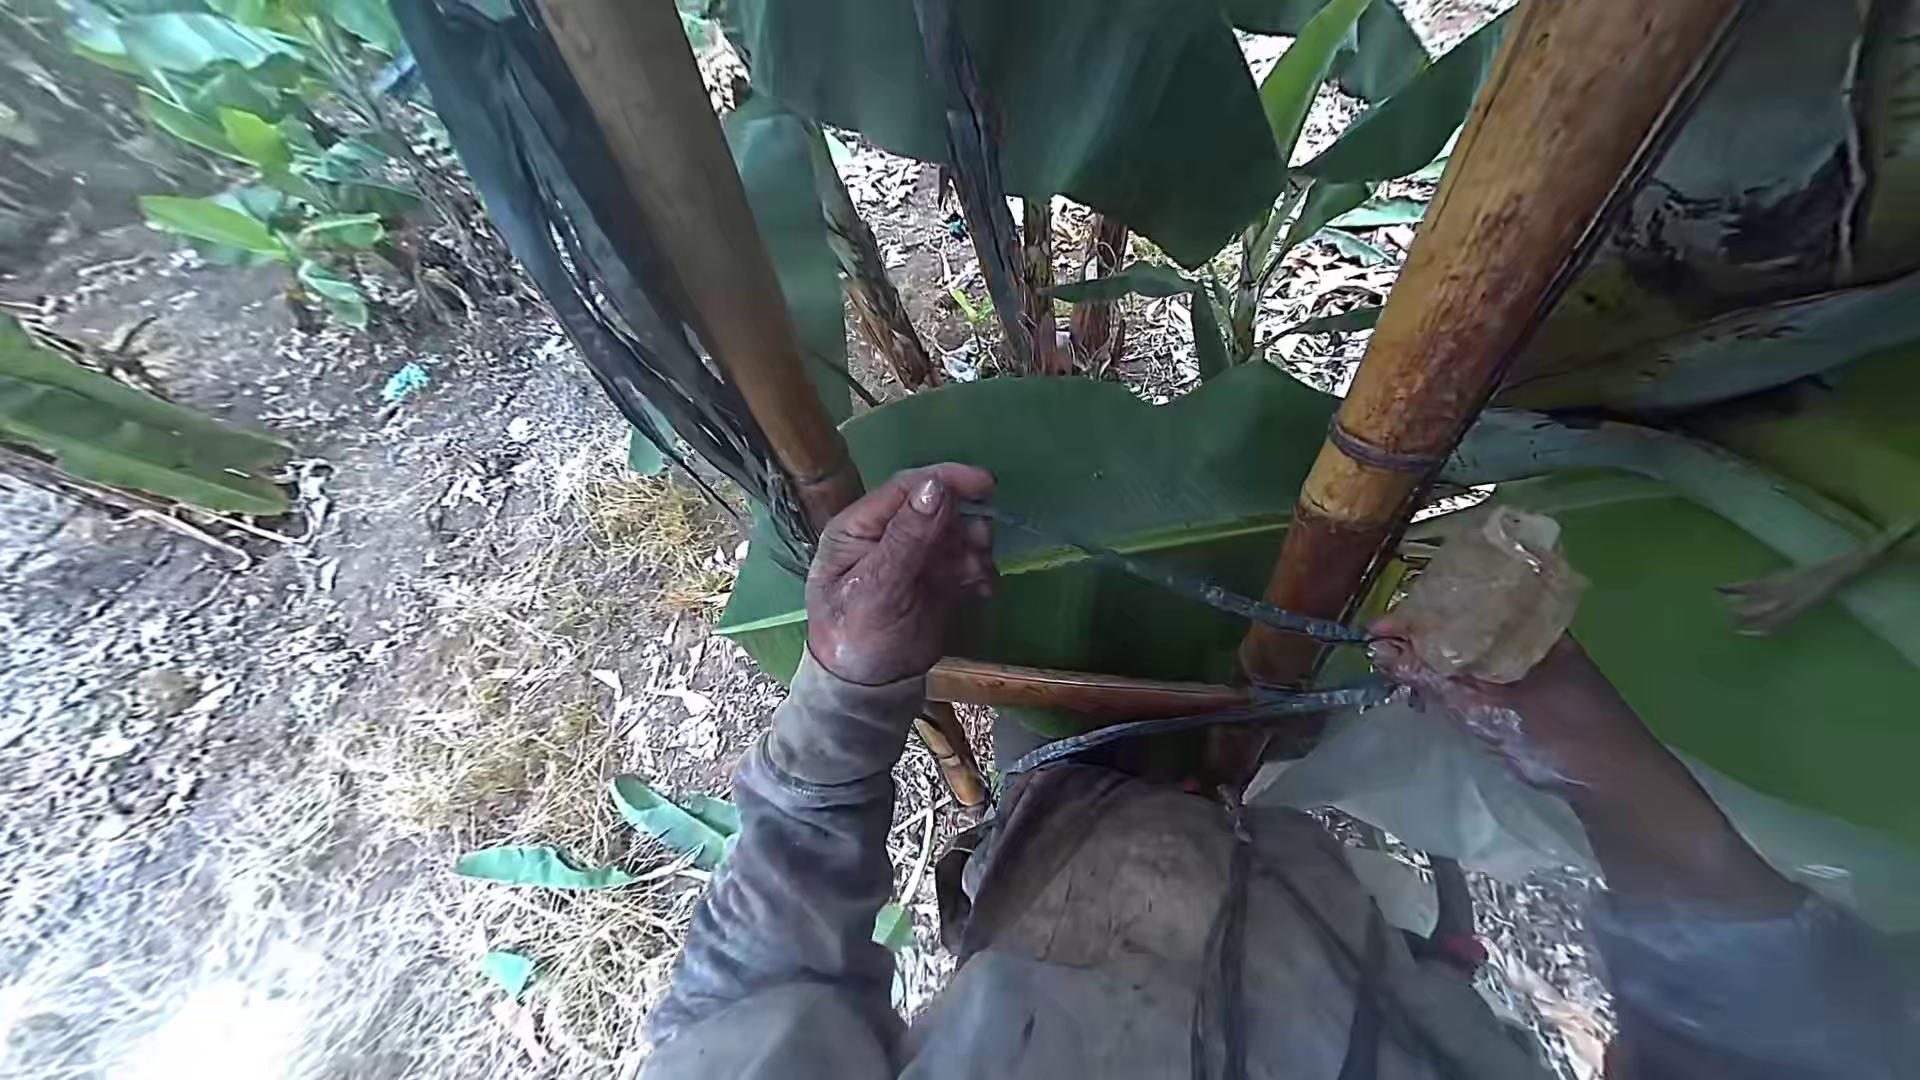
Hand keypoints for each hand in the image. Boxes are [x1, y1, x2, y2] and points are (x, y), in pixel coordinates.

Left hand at [806, 464, 996, 685]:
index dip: (946, 480)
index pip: (906, 488)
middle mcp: (889, 534)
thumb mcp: (878, 587)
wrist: (869, 689)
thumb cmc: (857, 637)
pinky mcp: (937, 577)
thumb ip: (907, 537)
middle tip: (981, 546)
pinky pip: (967, 560)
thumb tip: (936, 484)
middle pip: (938, 506)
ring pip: (957, 532)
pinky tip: (981, 591)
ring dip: (976, 548)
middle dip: (965, 522)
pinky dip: (979, 571)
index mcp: (860, 526)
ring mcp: (915, 555)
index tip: (986, 485)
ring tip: (977, 576)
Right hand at [1370, 627, 1667, 791]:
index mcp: (1531, 629)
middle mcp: (1529, 639)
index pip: (1462, 605)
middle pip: (1460, 627)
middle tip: (1384, 656)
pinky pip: (1474, 674)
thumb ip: (1430, 677)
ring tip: (1399, 676)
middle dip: (1416, 640)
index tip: (1380, 630)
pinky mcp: (1524, 692)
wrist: (1624, 793)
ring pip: (1464, 652)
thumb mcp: (1486, 707)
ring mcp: (1527, 666)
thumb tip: (1376, 649)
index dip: (1416, 615)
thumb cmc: (1562, 739)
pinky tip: (1426, 694)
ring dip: (1429, 662)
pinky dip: (1447, 680)